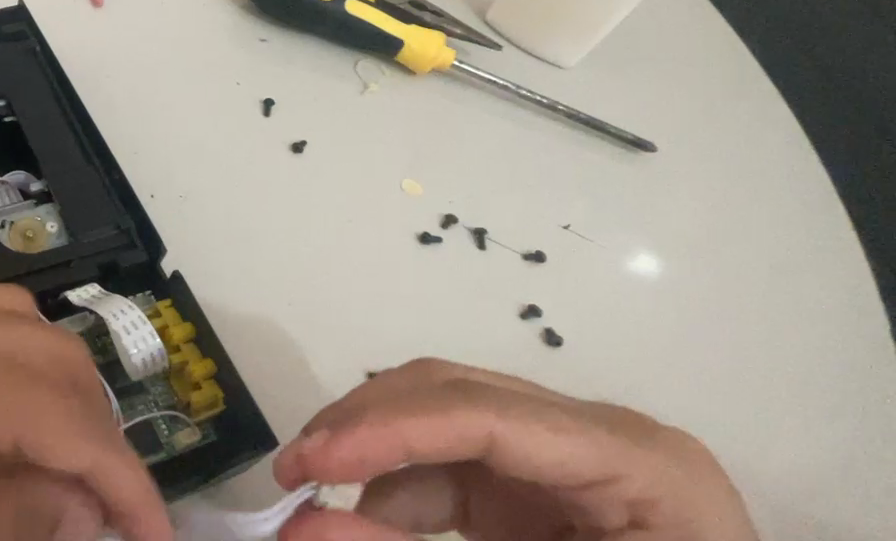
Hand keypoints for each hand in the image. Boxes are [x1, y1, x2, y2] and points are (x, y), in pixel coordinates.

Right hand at [272, 359, 756, 540]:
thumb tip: (297, 529)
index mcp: (633, 460)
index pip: (480, 413)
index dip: (383, 430)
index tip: (306, 463)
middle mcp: (596, 433)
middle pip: (450, 395)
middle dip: (362, 429)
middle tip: (290, 472)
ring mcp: (567, 453)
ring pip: (438, 418)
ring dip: (370, 455)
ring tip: (308, 492)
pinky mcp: (541, 481)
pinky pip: (451, 462)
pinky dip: (398, 487)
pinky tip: (360, 514)